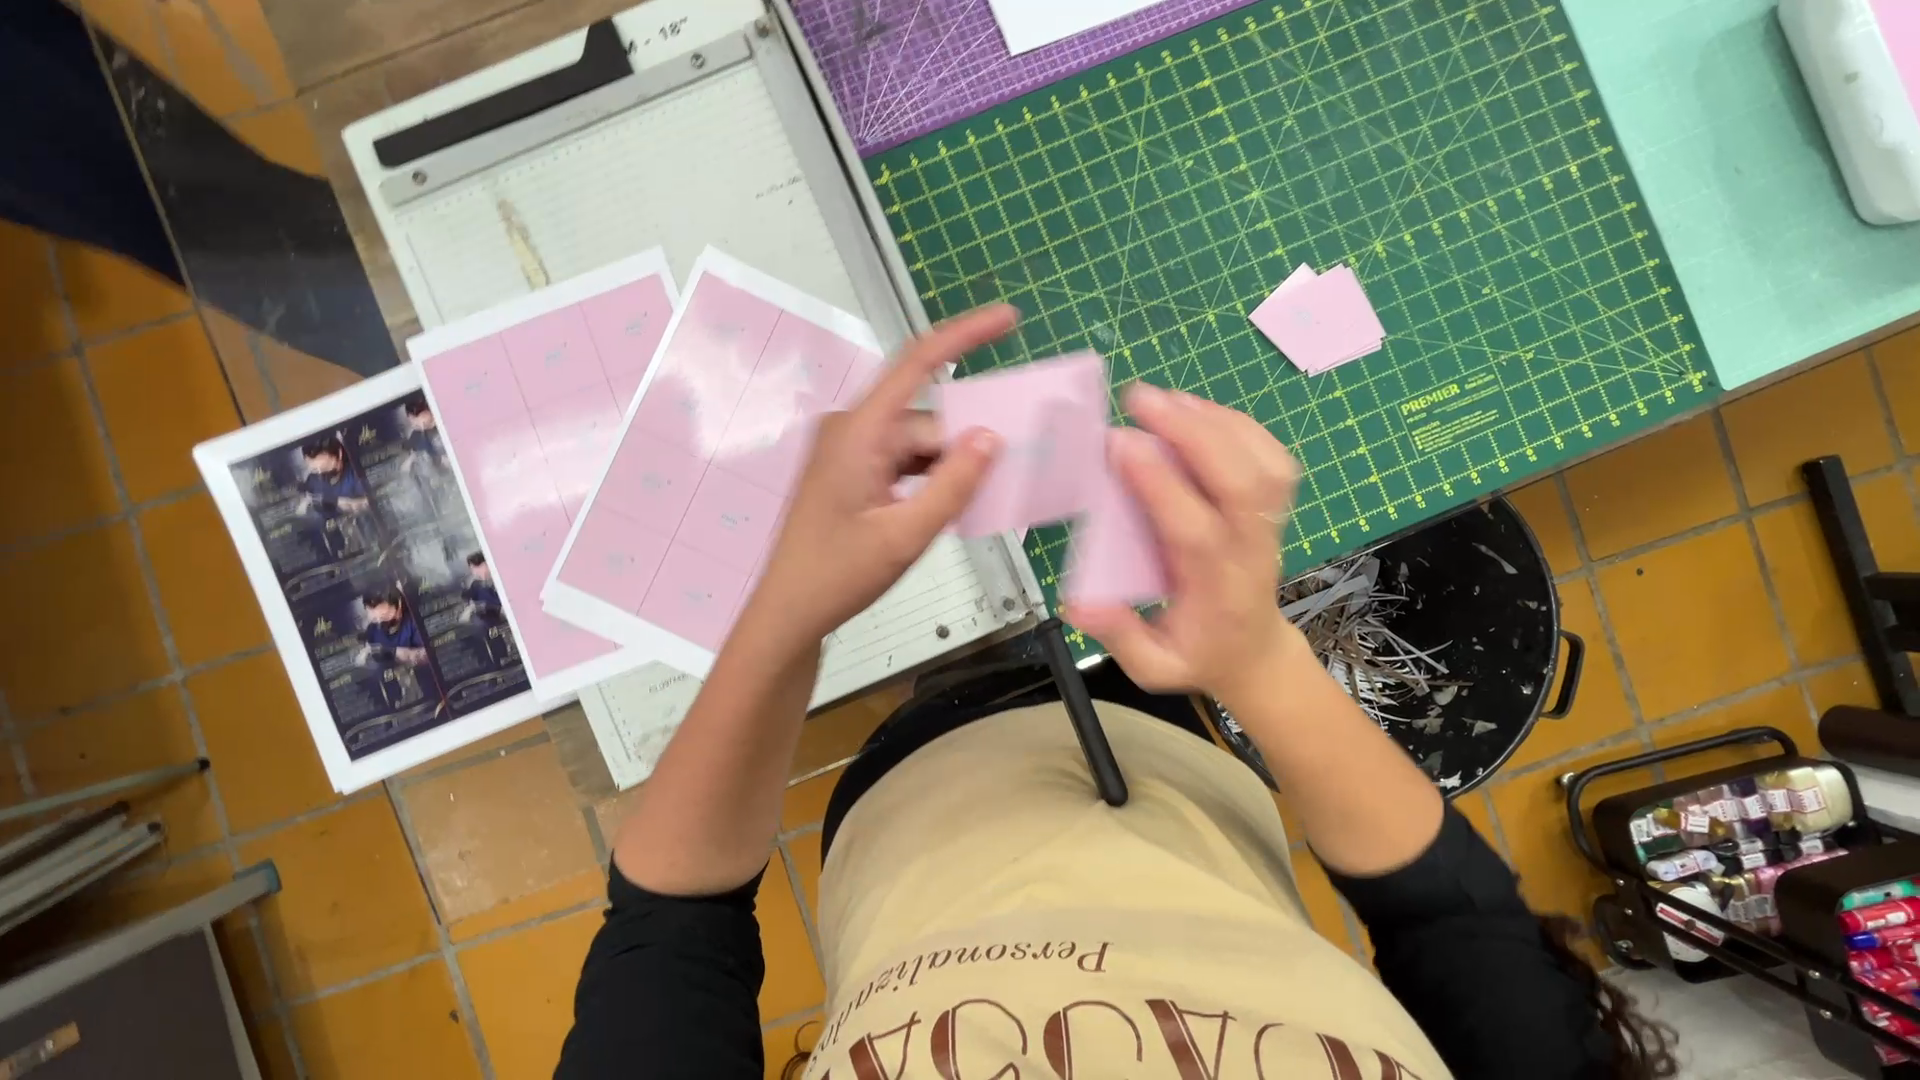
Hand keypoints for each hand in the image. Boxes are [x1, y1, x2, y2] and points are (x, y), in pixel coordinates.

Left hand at [748, 306, 1013, 643]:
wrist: (789, 612)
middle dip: (965, 443)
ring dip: (948, 468)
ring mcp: (849, 450)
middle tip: (1006, 475)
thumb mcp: (906, 535)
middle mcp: (852, 429)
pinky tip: (949, 505)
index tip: (1008, 319)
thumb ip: (953, 485)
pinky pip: (903, 462)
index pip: (917, 363)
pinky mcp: (851, 472)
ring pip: (918, 444)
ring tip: (981, 499)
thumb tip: (992, 437)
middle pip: (925, 419)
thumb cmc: (838, 575)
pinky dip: (930, 478)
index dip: (965, 335)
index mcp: (859, 431)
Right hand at [1066, 382, 1301, 708]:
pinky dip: (1238, 426)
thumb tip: (1080, 604)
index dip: (1159, 483)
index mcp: (1218, 589)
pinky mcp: (1272, 509)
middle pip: (1241, 482)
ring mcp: (1268, 526)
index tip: (1118, 444)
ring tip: (1168, 398)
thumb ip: (1120, 636)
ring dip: (1217, 422)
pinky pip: (1271, 458)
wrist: (1255, 653)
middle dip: (1193, 432)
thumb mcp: (1152, 667)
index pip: (1194, 529)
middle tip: (1142, 400)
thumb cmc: (1198, 656)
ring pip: (1263, 464)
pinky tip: (1198, 411)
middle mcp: (1251, 550)